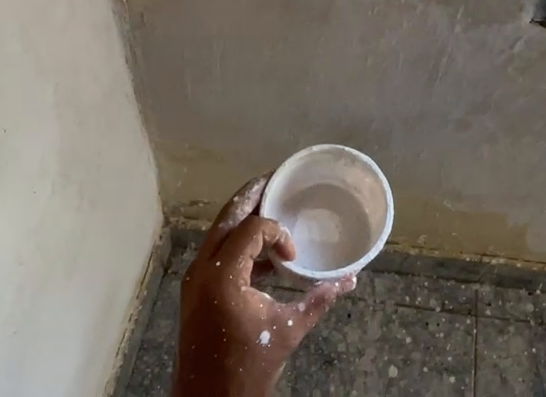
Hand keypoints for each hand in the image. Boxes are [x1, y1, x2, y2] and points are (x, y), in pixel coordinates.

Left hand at [173, 176, 355, 396]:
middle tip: (277, 179)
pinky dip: (236, 241)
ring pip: (218, 231)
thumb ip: (319, 300)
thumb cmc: (247, 367)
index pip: (251, 228)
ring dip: (243, 216)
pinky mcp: (195, 290)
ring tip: (270, 205)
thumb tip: (350, 279)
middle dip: (252, 195)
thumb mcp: (288, 331)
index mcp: (223, 275)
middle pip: (227, 216)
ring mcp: (194, 279)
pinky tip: (260, 252)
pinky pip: (216, 250)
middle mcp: (203, 269)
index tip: (293, 254)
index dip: (276, 232)